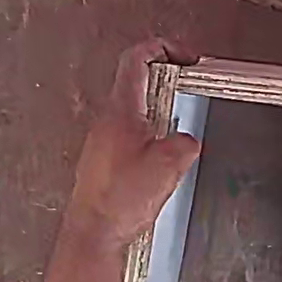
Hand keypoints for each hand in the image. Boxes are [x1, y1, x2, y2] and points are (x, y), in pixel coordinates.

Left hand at [62, 39, 202, 249]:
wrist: (94, 233)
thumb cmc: (119, 201)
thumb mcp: (169, 165)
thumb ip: (185, 143)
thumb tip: (186, 141)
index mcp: (121, 111)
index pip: (137, 59)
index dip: (163, 48)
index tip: (184, 56)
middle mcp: (106, 121)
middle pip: (137, 84)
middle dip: (167, 83)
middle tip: (187, 89)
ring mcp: (102, 142)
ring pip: (134, 114)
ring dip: (159, 116)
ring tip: (176, 137)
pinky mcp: (103, 162)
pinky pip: (129, 139)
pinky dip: (149, 141)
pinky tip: (159, 166)